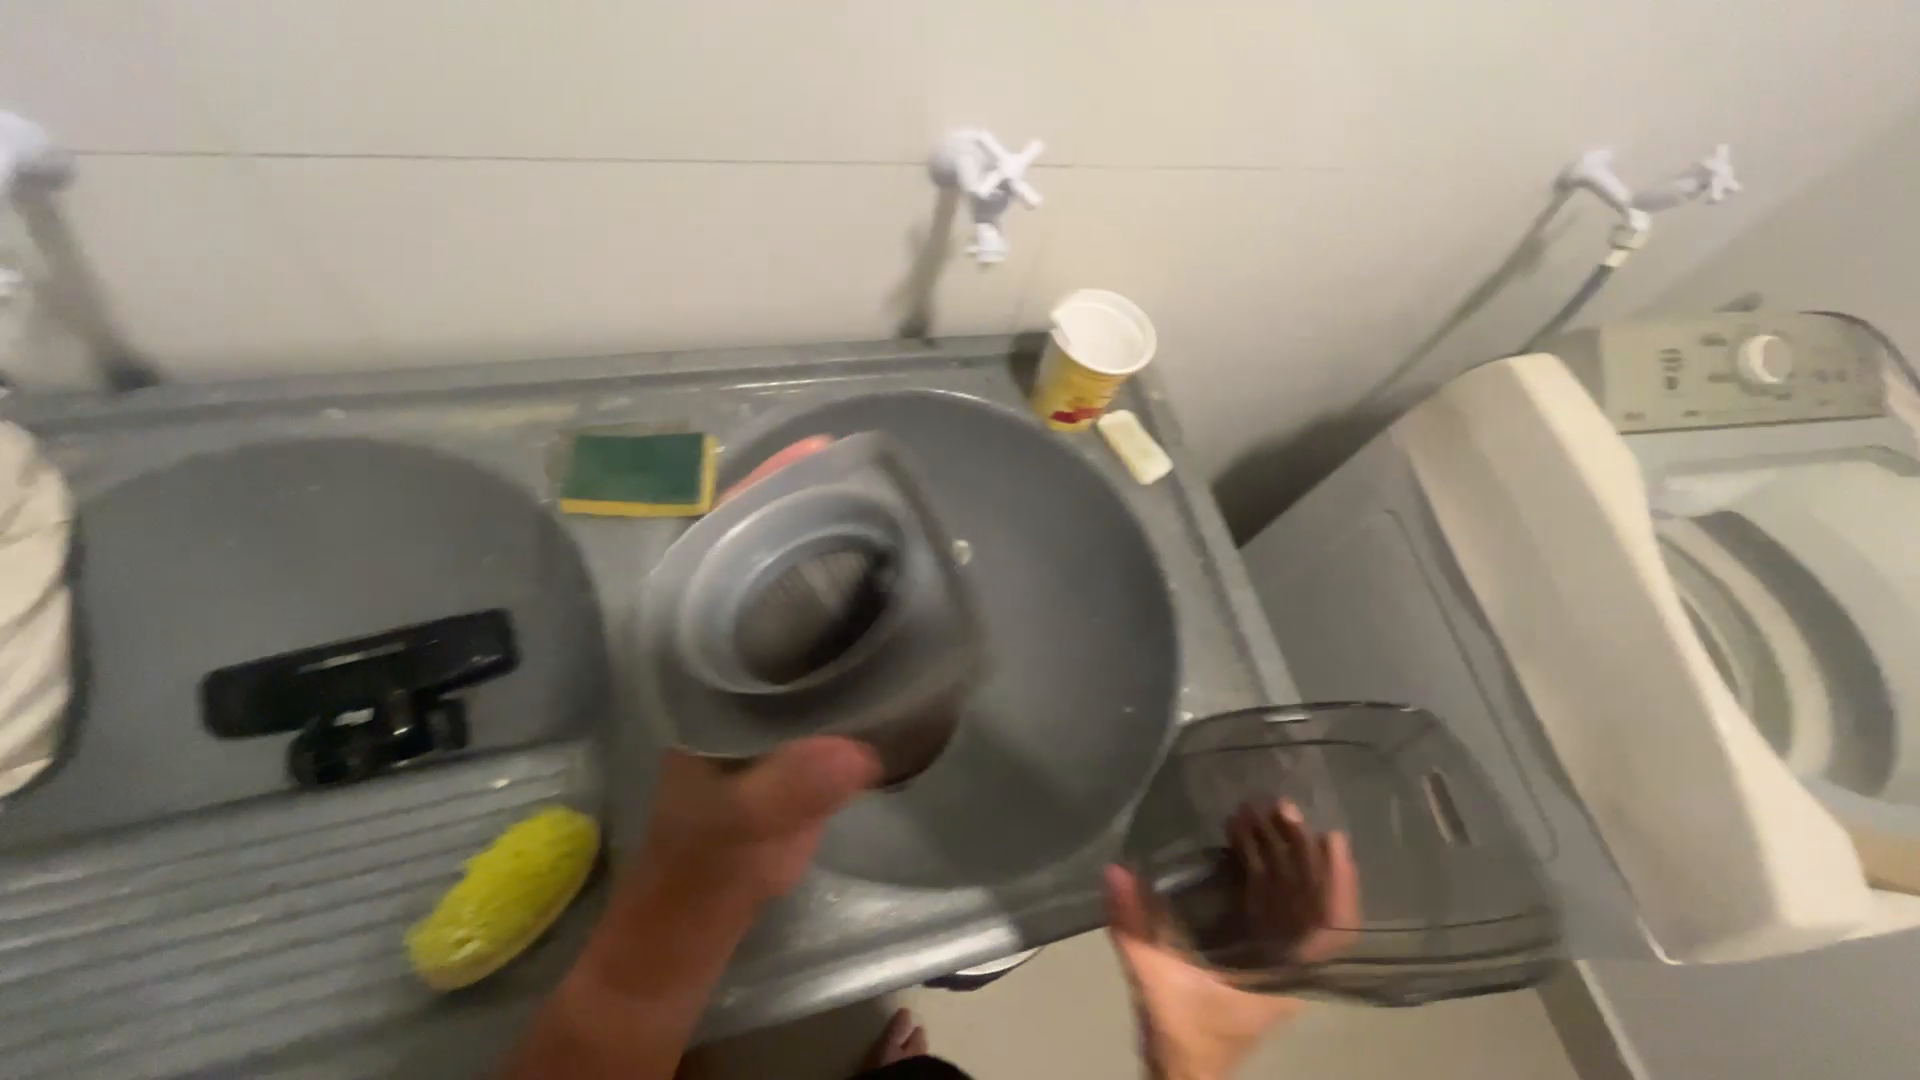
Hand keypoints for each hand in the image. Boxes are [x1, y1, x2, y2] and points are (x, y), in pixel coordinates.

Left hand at [636, 434, 869, 905]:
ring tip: (899, 529)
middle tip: (876, 487)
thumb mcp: (744, 822)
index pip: (719, 555)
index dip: (758, 499)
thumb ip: (790, 790)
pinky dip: (861, 615)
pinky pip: (829, 639)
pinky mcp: (796, 699)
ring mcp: (762, 673)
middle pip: (766, 560)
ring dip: (841, 559)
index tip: (810, 458)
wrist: (714, 894)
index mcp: (696, 656)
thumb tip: (851, 752)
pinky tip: (906, 607)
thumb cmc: (709, 852)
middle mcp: (727, 649)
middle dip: (813, 515)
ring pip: (799, 596)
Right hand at [1105, 801, 1358, 1079]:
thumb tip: (1115, 871)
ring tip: (1256, 809)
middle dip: (1300, 850)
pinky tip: (1239, 832)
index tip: (1330, 837)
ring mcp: (1273, 952)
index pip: (1331, 930)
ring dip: (1279, 851)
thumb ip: (1134, 928)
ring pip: (1291, 894)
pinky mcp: (1252, 945)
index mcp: (1284, 976)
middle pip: (1311, 900)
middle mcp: (1288, 961)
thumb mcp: (1157, 983)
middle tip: (1278, 805)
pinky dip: (1258, 863)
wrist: (1182, 1073)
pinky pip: (1267, 897)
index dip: (1338, 884)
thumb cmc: (1183, 1035)